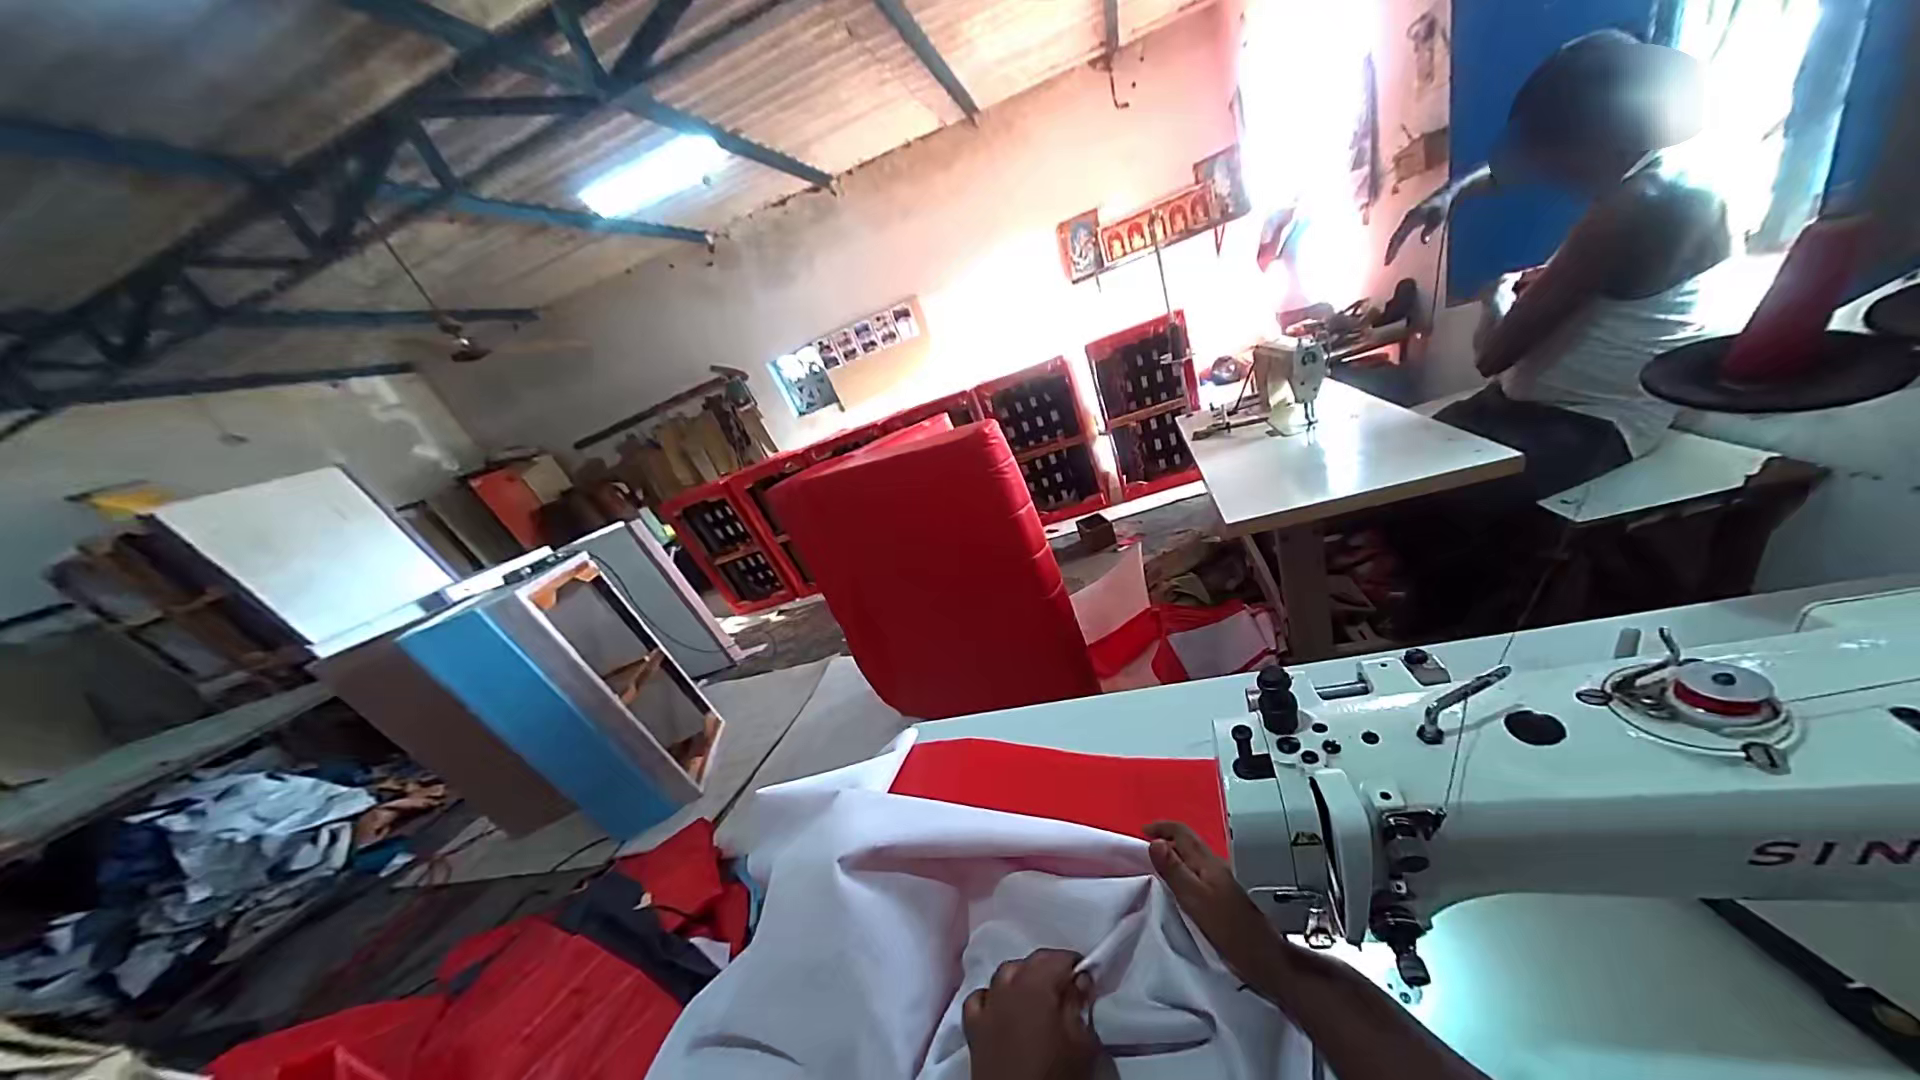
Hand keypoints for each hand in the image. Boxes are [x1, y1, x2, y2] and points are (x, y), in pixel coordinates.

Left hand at [963, 948, 1098, 1079]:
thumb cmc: (1056, 1076)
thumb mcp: (1083, 1045)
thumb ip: (1080, 1006)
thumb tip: (1080, 981)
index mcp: (1036, 984)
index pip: (1058, 958)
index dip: (1076, 965)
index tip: (1088, 980)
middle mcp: (1007, 985)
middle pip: (1030, 963)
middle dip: (1050, 970)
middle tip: (1068, 991)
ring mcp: (986, 1005)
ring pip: (1005, 975)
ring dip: (1022, 979)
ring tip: (1039, 999)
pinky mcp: (972, 1027)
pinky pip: (980, 999)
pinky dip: (992, 998)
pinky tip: (1002, 1010)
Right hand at [1145, 821, 1286, 993]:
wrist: (1265, 960)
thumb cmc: (1229, 929)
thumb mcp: (1195, 899)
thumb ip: (1174, 870)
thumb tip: (1154, 843)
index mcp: (1207, 863)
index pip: (1182, 832)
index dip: (1161, 827)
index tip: (1142, 832)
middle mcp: (1215, 866)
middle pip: (1188, 842)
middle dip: (1165, 839)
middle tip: (1144, 850)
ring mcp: (1221, 881)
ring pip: (1192, 858)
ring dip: (1173, 855)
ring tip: (1156, 867)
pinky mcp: (1223, 897)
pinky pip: (1197, 873)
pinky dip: (1182, 871)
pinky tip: (1177, 888)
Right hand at [1384, 188, 1452, 264]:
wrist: (1444, 194)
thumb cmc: (1443, 206)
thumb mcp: (1439, 218)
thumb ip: (1430, 229)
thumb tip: (1424, 240)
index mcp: (1411, 218)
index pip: (1398, 237)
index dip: (1393, 250)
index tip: (1388, 261)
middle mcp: (1406, 219)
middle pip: (1394, 237)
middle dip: (1390, 251)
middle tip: (1386, 263)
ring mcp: (1406, 220)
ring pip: (1396, 236)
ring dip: (1391, 248)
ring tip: (1388, 259)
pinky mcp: (1409, 221)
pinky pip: (1399, 234)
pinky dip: (1396, 243)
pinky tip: (1395, 250)